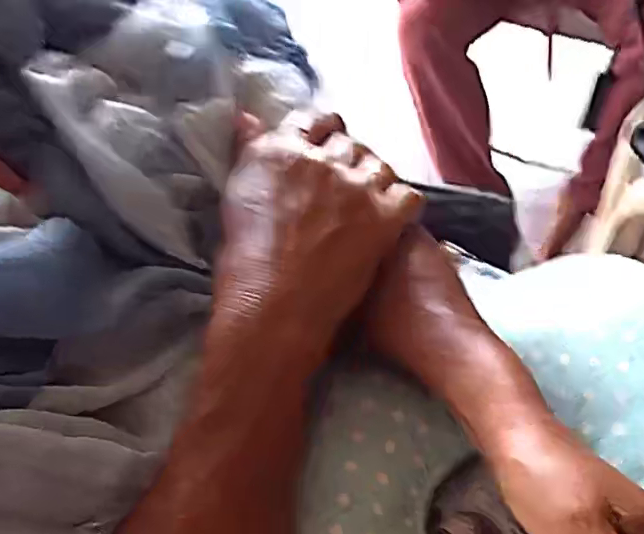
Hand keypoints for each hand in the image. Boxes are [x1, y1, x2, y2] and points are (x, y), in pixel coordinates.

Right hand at [215, 111, 421, 366]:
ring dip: (377, 178)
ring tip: (373, 200)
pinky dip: (405, 205)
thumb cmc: (246, 262)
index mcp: (282, 150)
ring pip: (379, 166)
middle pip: (349, 143)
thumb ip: (248, 151)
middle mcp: (323, 161)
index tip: (325, 145)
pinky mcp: (382, 220)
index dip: (322, 132)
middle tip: (348, 183)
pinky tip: (398, 219)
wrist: (275, 304)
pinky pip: (408, 199)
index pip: (312, 122)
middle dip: (350, 158)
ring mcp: (356, 189)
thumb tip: (247, 119)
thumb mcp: (235, 193)